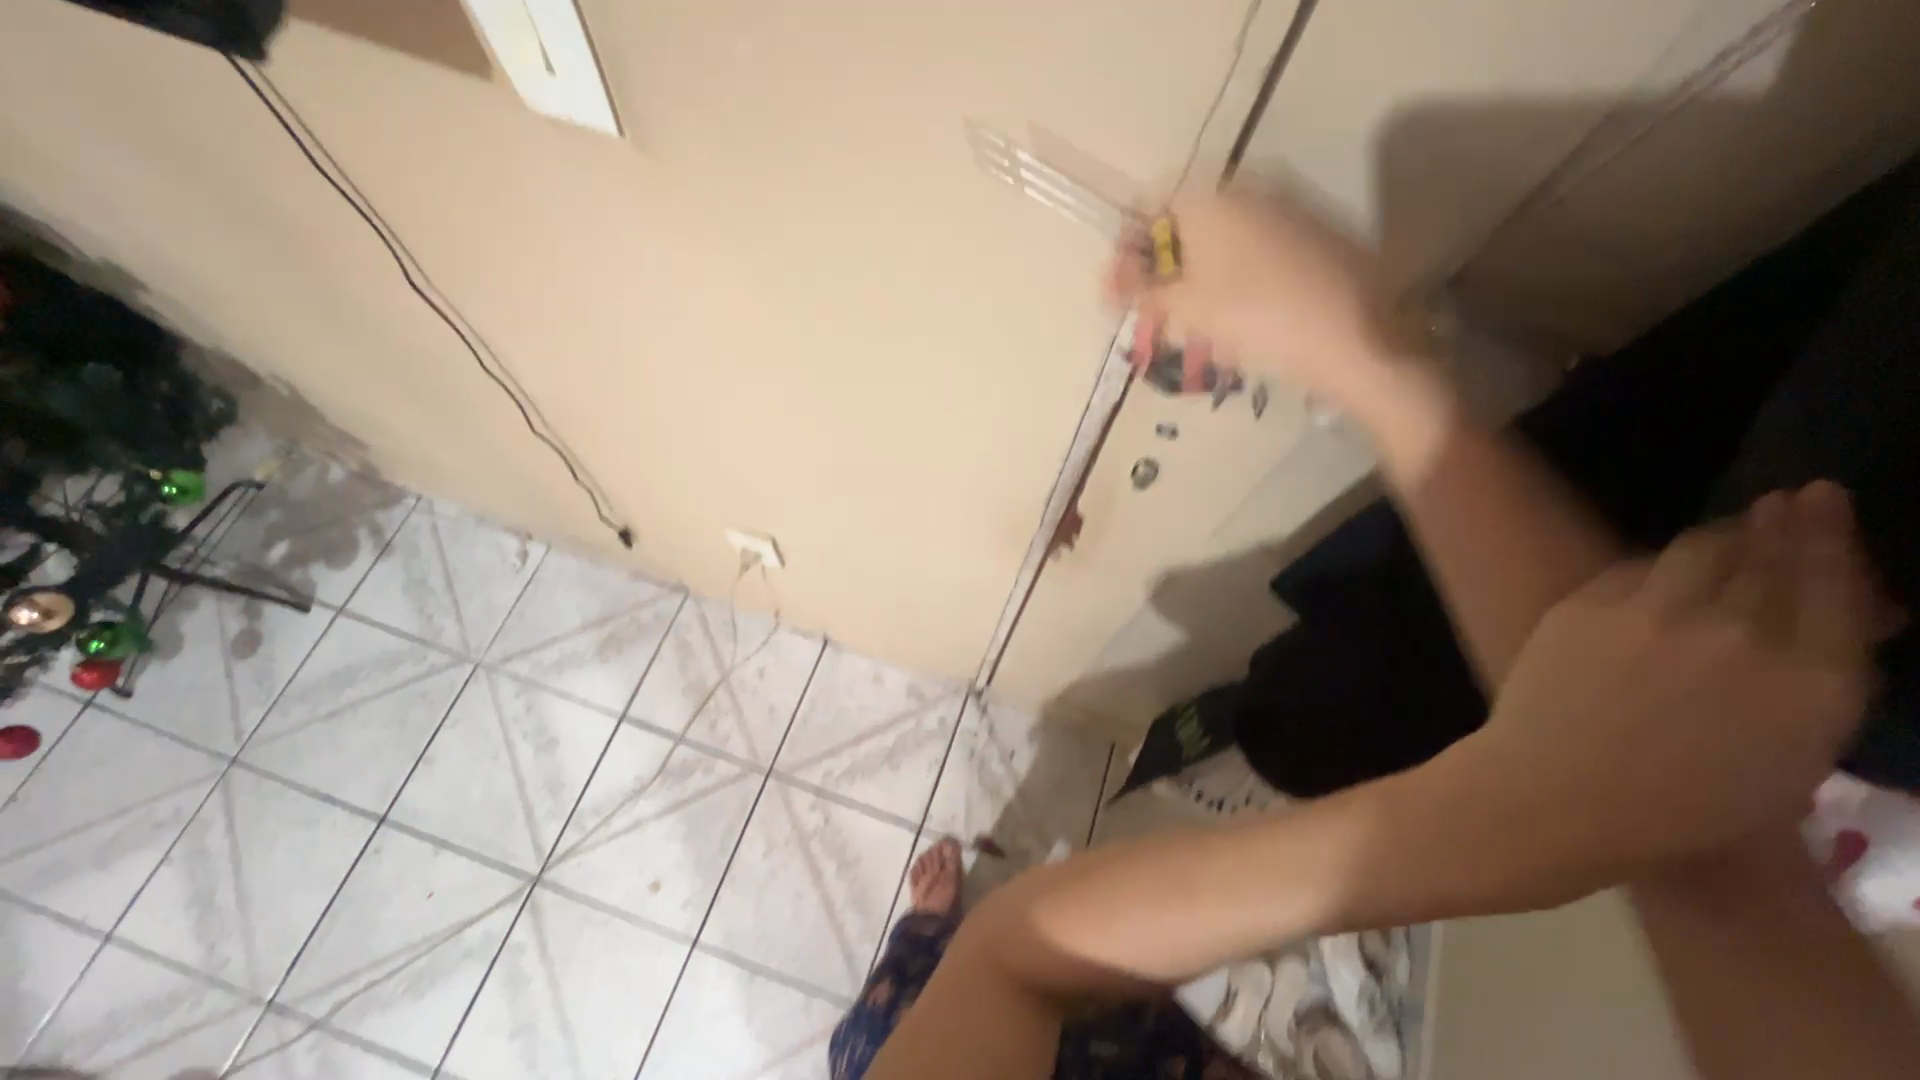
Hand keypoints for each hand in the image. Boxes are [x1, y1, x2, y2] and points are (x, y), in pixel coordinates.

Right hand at [1105, 185, 1416, 411]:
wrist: (1353, 332)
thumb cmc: (1254, 315)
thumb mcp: (1185, 306)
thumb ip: (1141, 288)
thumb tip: (1110, 281)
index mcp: (1208, 197)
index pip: (1148, 208)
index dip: (1126, 251)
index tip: (1119, 291)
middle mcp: (1245, 190)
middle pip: (1184, 225)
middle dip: (1161, 269)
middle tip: (1153, 314)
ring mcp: (1283, 209)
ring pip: (1220, 241)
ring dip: (1195, 279)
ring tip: (1191, 327)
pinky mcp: (1310, 235)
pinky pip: (1253, 252)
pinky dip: (1231, 279)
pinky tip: (1233, 321)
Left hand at [1431, 482, 1879, 904]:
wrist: (1558, 793)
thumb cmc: (1681, 808)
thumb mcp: (1788, 764)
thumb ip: (1816, 686)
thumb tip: (1835, 623)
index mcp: (1813, 683)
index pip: (1834, 588)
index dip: (1832, 539)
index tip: (1826, 503)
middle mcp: (1742, 634)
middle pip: (1771, 557)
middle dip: (1785, 523)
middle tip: (1791, 500)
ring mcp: (1658, 612)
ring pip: (1701, 547)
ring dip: (1723, 535)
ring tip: (1733, 529)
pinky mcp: (1589, 603)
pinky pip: (1635, 568)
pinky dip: (1657, 567)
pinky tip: (1661, 569)